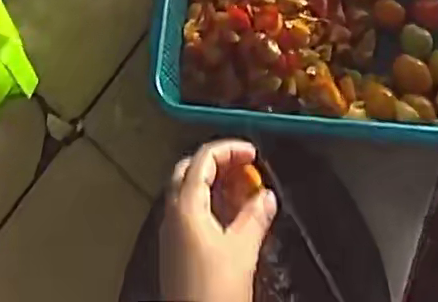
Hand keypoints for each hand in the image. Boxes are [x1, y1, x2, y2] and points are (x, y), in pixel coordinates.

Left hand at [159, 139, 276, 301]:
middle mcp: (172, 212)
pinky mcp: (174, 248)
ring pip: (187, 188)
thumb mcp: (242, 251)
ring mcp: (170, 230)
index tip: (251, 153)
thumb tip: (266, 196)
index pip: (204, 158)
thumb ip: (255, 217)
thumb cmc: (214, 292)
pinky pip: (188, 209)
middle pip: (190, 168)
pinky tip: (228, 214)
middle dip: (218, 161)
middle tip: (244, 165)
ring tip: (241, 187)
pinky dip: (207, 201)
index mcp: (185, 205)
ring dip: (213, 181)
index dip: (229, 149)